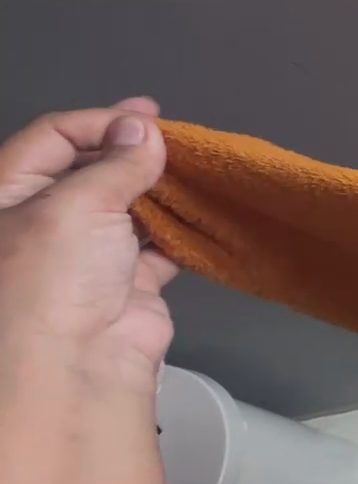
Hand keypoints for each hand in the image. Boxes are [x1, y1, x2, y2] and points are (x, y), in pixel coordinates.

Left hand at [0, 99, 176, 389]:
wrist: (70, 363)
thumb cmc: (49, 278)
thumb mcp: (75, 207)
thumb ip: (115, 164)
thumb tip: (144, 128)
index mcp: (1, 197)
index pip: (51, 137)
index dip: (102, 123)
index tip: (153, 120)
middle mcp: (35, 219)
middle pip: (90, 168)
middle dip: (136, 152)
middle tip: (184, 141)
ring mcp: (82, 250)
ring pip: (128, 203)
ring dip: (164, 188)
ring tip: (204, 173)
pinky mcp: (124, 276)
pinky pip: (158, 240)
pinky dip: (183, 226)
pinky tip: (210, 212)